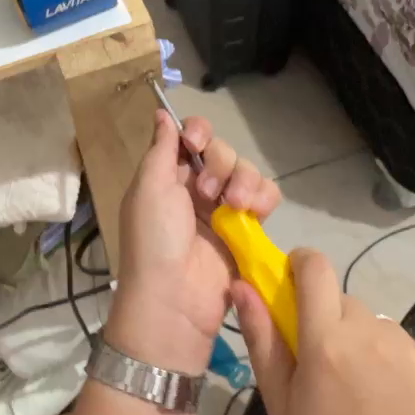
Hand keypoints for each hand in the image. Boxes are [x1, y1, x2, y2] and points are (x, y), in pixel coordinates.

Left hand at [103, 110, 280, 375]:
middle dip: (220, 163)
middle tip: (208, 192)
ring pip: (246, 172)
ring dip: (244, 180)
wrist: (174, 301)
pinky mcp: (248, 231)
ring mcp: (224, 210)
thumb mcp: (148, 189)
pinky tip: (253, 210)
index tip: (195, 141)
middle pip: (222, 151)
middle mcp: (196, 188)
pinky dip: (263, 197)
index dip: (198, 132)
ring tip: (234, 205)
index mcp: (168, 175)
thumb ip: (161, 149)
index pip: (191, 137)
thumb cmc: (153, 240)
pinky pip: (265, 198)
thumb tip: (162, 113)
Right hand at [235, 249, 414, 414]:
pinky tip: (393, 408)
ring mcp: (412, 352)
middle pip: (343, 301)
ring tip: (362, 395)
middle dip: (329, 320)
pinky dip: (394, 366)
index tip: (291, 283)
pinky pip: (406, 350)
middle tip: (324, 367)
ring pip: (375, 326)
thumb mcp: (282, 406)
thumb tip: (241, 284)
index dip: (300, 264)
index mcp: (327, 341)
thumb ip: (261, 339)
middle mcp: (372, 334)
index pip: (315, 267)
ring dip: (362, 343)